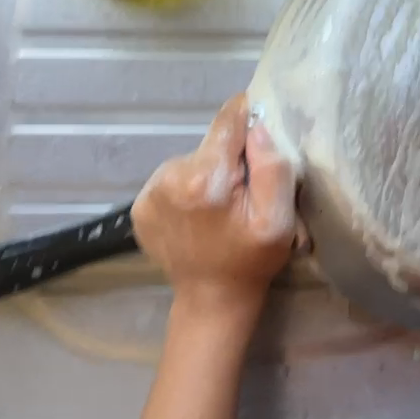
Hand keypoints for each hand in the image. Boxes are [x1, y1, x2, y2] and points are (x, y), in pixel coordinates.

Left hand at [132, 96, 297, 316]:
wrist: (211, 300)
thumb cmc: (252, 258)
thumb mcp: (279, 218)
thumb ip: (272, 167)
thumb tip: (258, 126)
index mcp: (205, 178)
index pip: (228, 119)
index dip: (249, 118)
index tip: (263, 133)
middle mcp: (169, 176)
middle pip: (212, 141)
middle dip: (233, 156)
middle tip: (248, 188)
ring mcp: (149, 192)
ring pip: (194, 159)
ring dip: (211, 172)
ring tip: (223, 205)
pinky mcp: (141, 205)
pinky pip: (175, 177)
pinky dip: (191, 187)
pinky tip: (200, 214)